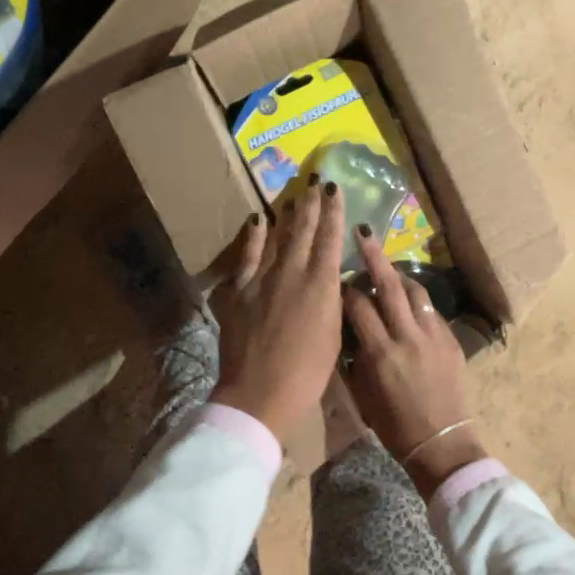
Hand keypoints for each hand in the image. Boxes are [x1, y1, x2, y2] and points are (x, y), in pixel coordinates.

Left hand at [209, 176, 348, 440]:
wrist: (261, 392)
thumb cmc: (308, 371)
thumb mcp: (333, 332)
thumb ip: (331, 299)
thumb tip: (330, 278)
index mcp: (322, 284)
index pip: (330, 238)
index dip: (333, 211)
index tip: (335, 190)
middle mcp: (293, 272)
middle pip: (303, 230)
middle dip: (311, 203)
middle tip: (315, 181)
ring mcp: (263, 279)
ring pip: (277, 237)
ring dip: (286, 215)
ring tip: (293, 195)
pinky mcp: (239, 290)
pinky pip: (247, 256)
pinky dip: (253, 237)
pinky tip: (257, 220)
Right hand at [342, 230, 487, 497]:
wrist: (441, 443)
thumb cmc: (395, 426)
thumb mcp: (363, 394)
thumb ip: (355, 358)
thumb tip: (349, 332)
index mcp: (380, 352)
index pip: (358, 306)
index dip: (345, 289)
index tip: (337, 280)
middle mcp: (407, 336)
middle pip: (388, 285)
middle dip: (374, 257)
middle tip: (364, 233)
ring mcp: (433, 335)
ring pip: (415, 291)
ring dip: (399, 276)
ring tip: (388, 268)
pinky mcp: (451, 340)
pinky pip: (431, 310)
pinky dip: (417, 301)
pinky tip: (410, 302)